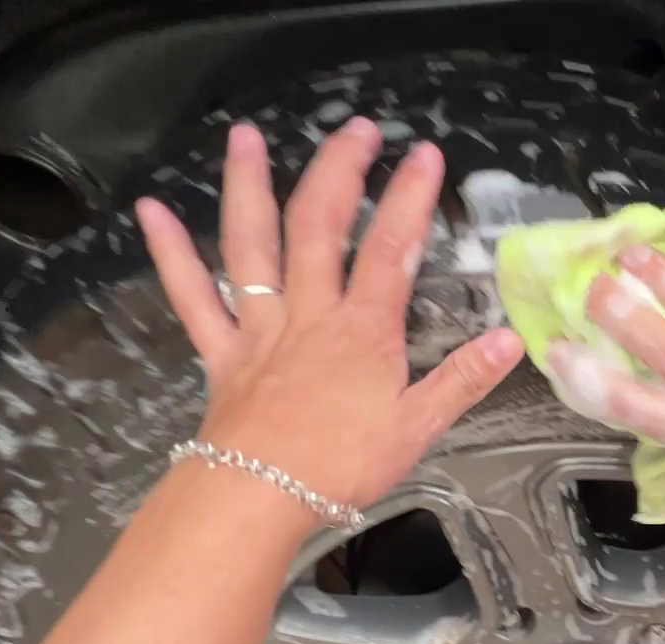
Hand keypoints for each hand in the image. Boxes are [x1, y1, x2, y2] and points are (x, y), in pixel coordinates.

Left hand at [135, 117, 524, 511]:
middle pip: (319, 227)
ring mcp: (260, 327)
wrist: (261, 493)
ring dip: (248, 187)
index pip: (391, 250)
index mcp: (364, 330)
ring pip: (251, 245)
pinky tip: (153, 213)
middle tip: (356, 129)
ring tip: (247, 137)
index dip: (409, 198)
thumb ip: (464, 378)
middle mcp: (310, 313)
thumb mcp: (421, 425)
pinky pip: (191, 295)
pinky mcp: (223, 351)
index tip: (424, 155)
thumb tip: (510, 339)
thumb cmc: (346, 462)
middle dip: (339, 171)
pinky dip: (171, 253)